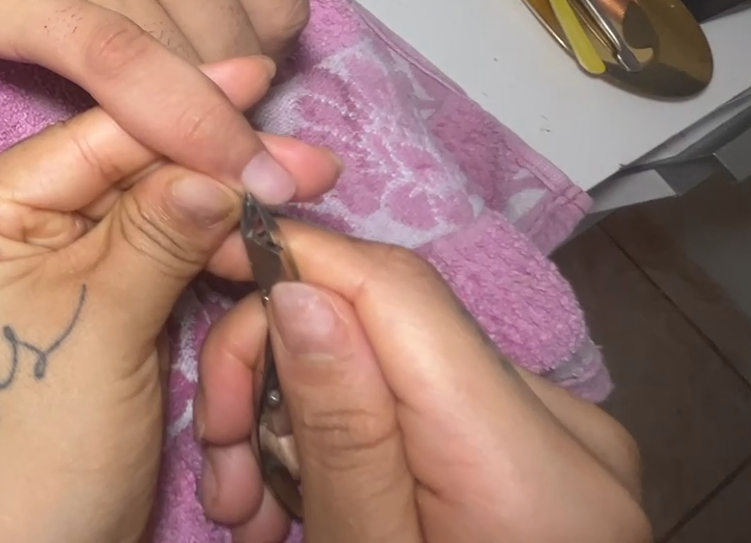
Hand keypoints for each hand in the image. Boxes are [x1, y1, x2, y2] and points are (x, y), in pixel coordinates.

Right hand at [0, 0, 310, 206]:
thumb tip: (213, 22)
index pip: (278, 8)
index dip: (257, 65)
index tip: (218, 86)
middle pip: (239, 50)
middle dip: (218, 96)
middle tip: (166, 106)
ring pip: (193, 73)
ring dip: (182, 115)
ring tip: (133, 112)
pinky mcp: (42, 5)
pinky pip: (131, 77)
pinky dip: (174, 128)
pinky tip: (191, 165)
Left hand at [0, 58, 336, 542]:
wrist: (16, 541)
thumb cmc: (35, 440)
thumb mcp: (97, 326)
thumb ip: (156, 235)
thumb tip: (223, 164)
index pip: (85, 142)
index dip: (172, 115)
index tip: (254, 82)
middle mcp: (3, 215)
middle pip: (114, 167)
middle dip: (204, 159)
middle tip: (303, 153)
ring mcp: (43, 249)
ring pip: (137, 203)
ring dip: (212, 196)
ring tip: (299, 179)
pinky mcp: (80, 285)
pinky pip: (144, 243)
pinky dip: (199, 236)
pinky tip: (255, 217)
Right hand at [194, 222, 647, 541]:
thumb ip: (340, 424)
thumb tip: (293, 288)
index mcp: (530, 460)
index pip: (389, 286)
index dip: (283, 254)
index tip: (194, 269)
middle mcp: (557, 425)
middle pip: (367, 318)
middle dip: (264, 363)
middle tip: (214, 449)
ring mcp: (542, 436)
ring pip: (368, 354)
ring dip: (281, 406)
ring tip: (240, 495)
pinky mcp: (514, 449)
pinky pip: (396, 393)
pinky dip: (327, 427)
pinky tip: (287, 487)